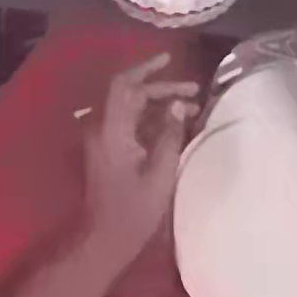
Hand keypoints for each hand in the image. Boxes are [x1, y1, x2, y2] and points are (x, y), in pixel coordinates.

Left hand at [81, 54, 200, 268]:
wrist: (105, 237)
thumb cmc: (134, 210)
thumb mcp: (160, 173)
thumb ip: (170, 135)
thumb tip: (178, 105)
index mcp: (111, 129)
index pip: (124, 85)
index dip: (146, 68)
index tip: (169, 59)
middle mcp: (103, 127)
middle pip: (131, 94)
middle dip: (161, 88)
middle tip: (193, 90)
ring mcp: (104, 137)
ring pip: (132, 107)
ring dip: (158, 103)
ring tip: (191, 105)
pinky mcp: (109, 148)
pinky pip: (130, 122)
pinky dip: (151, 118)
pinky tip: (176, 122)